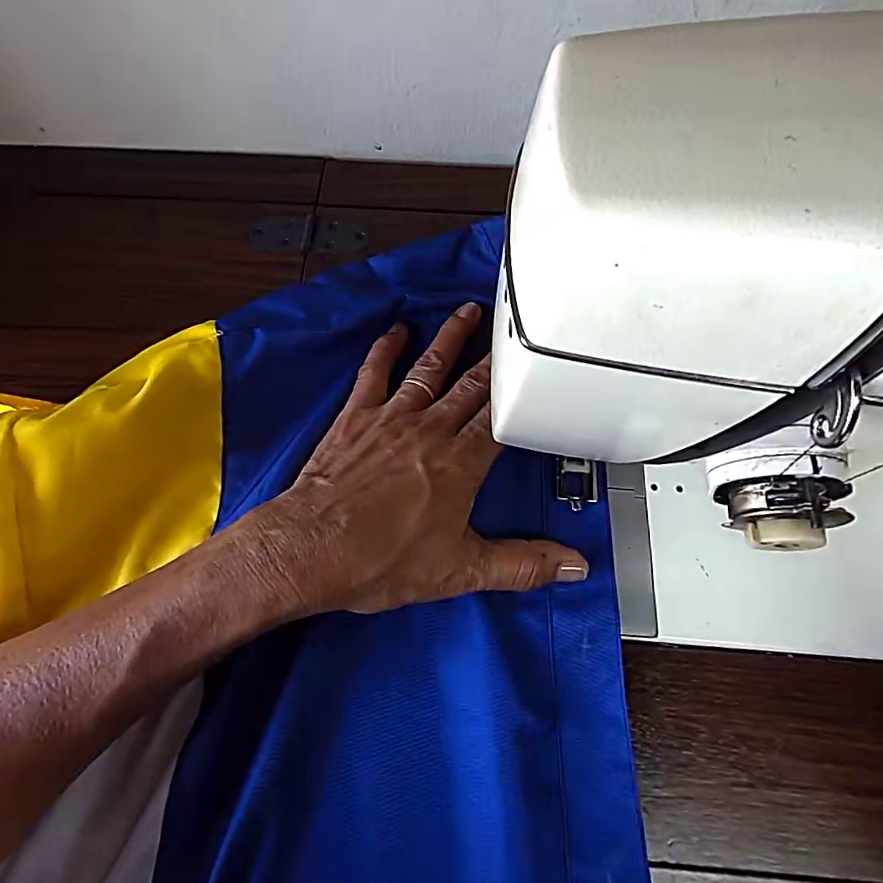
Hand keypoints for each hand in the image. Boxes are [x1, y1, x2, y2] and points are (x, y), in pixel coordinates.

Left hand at [234, 302, 588, 616]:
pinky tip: (396, 331)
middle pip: (472, 385)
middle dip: (495, 358)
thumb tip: (573, 567)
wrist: (309, 552)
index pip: (501, 419)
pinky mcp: (356, 419)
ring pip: (430, 368)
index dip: (521, 396)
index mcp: (461, 463)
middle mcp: (431, 431)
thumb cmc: (380, 560)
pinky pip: (374, 373)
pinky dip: (386, 350)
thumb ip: (523, 565)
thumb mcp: (463, 570)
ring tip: (468, 312)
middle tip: (512, 330)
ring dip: (451, 338)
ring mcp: (391, 419)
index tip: (537, 375)